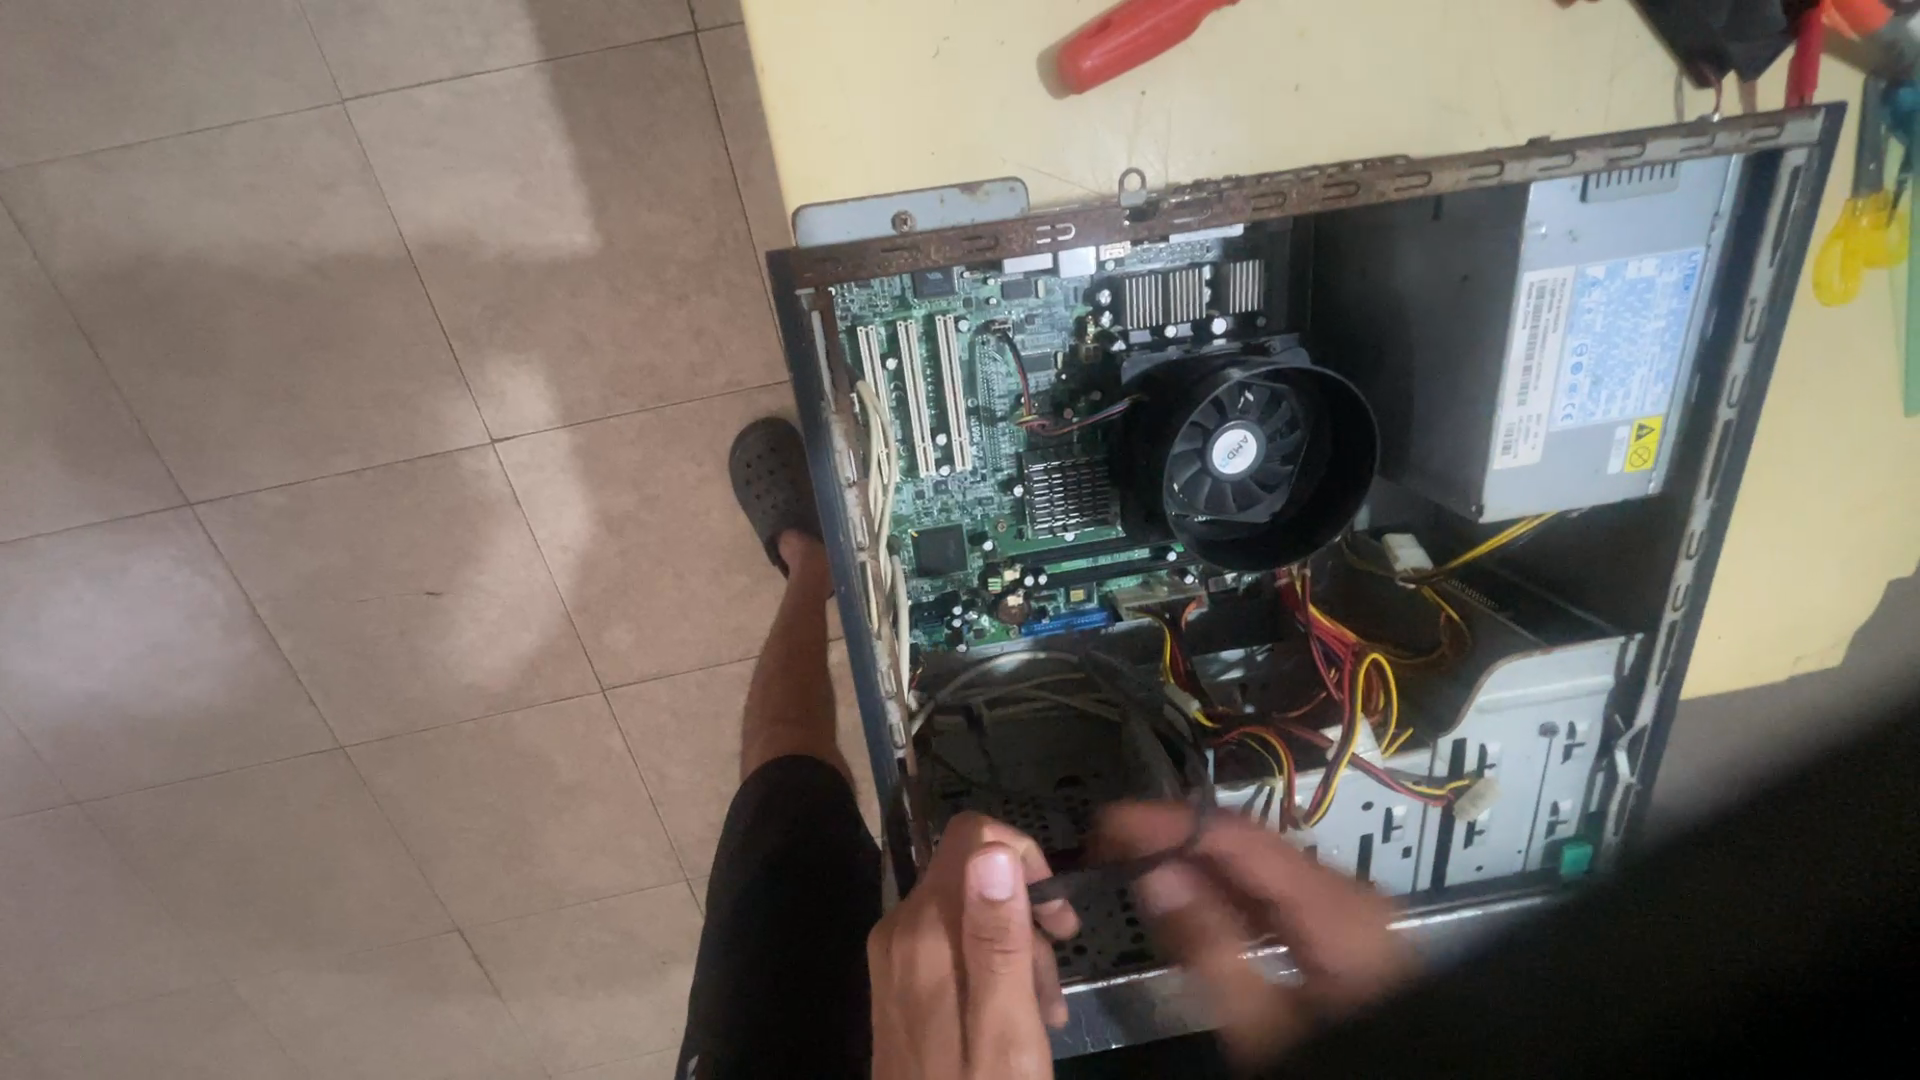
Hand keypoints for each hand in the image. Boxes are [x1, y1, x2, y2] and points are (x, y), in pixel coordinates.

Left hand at [868, 812, 1080, 1079]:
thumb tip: (992, 847)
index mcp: (924, 930)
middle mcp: (901, 927)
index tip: (1056, 914)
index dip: (1022, 856)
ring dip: (1016, 945)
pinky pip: (954, 944)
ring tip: (1044, 1011)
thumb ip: (996, 938)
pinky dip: (992, 965)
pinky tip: (1016, 1016)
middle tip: (1058, 976)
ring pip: (970, 908)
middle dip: (1026, 911)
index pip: (971, 835)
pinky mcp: (902, 981)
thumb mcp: (1005, 1034)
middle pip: (974, 872)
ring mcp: (897, 955)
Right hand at [1098, 801, 1415, 1067]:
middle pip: (1242, 842)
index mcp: (1331, 905)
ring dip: (1193, 860)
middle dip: (1172, 837)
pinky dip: (1224, 885)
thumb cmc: (1337, 1057)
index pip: (1232, 835)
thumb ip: (1208, 946)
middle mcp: (1342, 889)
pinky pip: (1270, 886)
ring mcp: (1345, 903)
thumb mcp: (1266, 1025)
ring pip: (1253, 862)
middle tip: (1112, 842)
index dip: (1165, 821)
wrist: (1404, 1074)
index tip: (1111, 821)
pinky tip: (1191, 896)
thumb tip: (1154, 876)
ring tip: (1138, 863)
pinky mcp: (1339, 922)